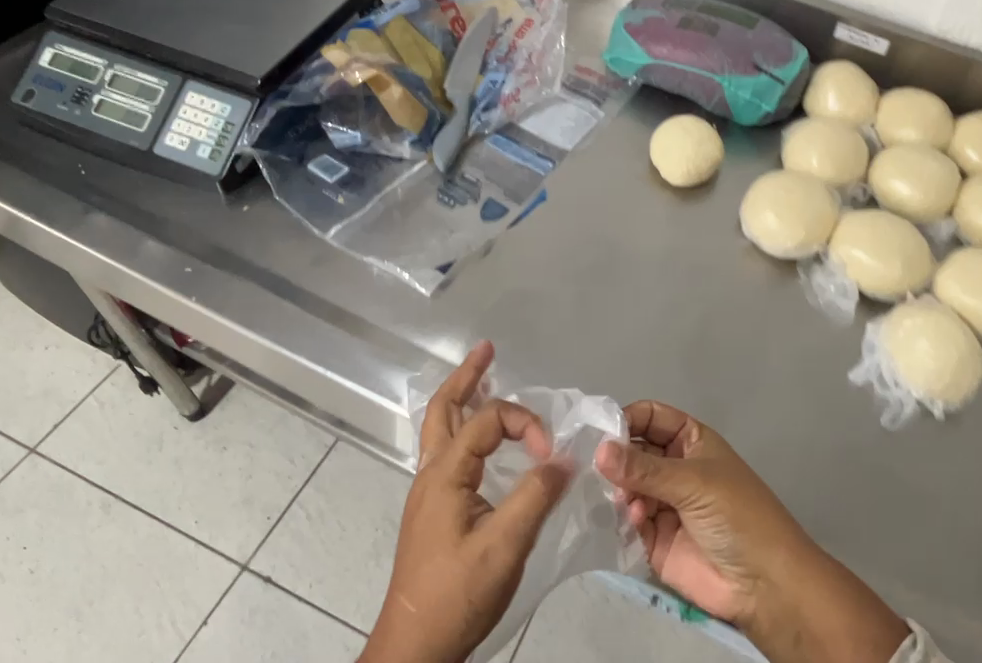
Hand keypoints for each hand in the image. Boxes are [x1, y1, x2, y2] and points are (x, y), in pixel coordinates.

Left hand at [361, 343, 570, 662]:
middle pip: (443, 409)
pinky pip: (448, 454)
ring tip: (483, 380)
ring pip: (441, 431)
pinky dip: (464, 430)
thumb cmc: (457, 593)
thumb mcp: (505, 545)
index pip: (486, 421)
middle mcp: (431, 475)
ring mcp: (429, 494)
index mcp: (444, 474)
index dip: (523, 425)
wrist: (415, 646)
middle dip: (466, 376)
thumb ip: (536, 495)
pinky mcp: (434, 513)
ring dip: (461, 399)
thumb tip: (566, 457)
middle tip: (487, 349)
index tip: (552, 456)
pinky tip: (483, 443)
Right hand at [595, 401, 909, 662]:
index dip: (627, 419)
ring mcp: (663, 504)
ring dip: (620, 490)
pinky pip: (628, 520)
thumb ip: (644, 469)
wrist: (762, 583)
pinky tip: (633, 521)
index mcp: (691, 442)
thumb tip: (599, 449)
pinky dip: (624, 518)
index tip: (600, 432)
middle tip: (595, 468)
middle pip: (634, 451)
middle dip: (615, 457)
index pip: (651, 417)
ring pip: (626, 486)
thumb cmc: (736, 514)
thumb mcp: (693, 482)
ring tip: (625, 502)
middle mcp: (675, 468)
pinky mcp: (654, 539)